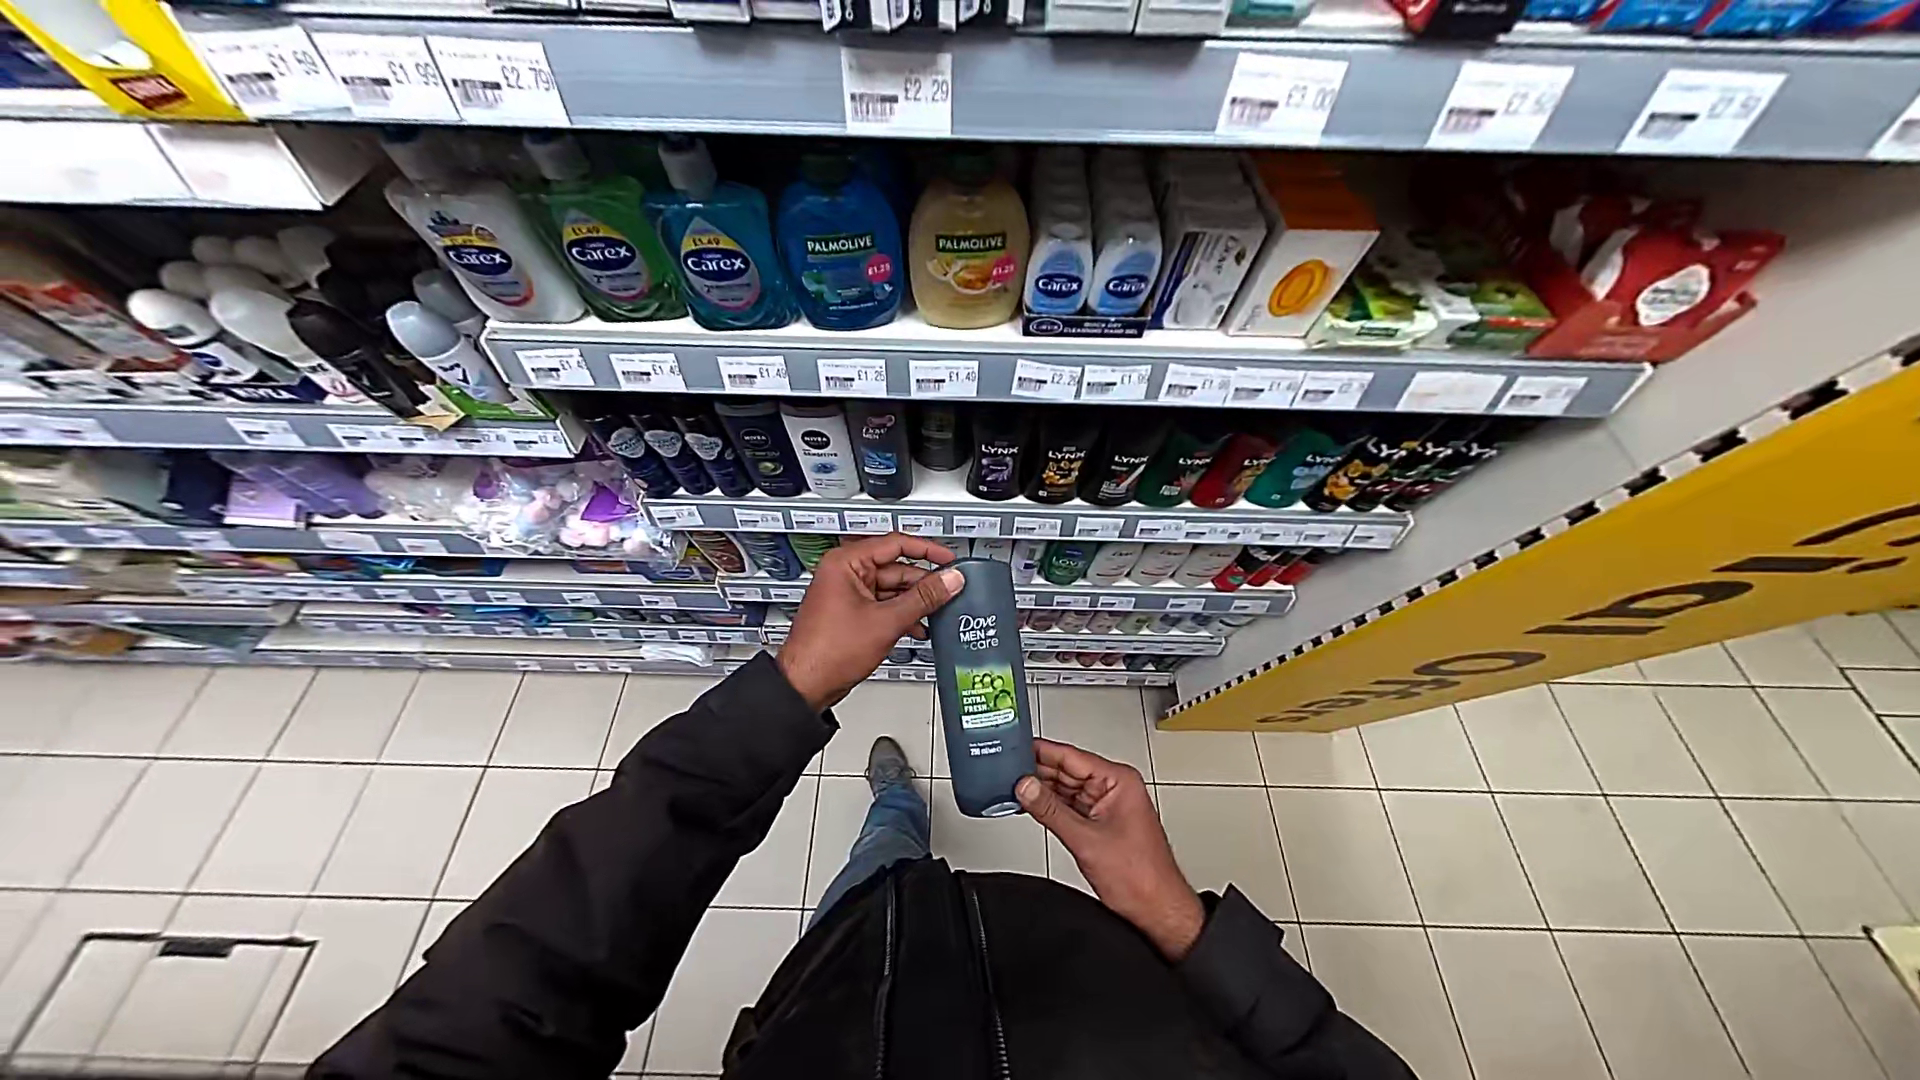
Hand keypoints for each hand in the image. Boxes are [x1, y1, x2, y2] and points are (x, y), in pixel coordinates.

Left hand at [776, 532, 963, 711]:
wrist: (806, 685)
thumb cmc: (827, 652)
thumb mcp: (887, 620)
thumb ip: (923, 597)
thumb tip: (949, 580)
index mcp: (846, 562)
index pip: (895, 543)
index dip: (926, 550)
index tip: (948, 558)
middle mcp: (845, 573)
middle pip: (896, 567)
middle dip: (923, 582)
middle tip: (949, 589)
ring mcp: (849, 593)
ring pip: (893, 588)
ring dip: (915, 601)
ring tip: (937, 610)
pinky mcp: (853, 612)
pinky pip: (884, 604)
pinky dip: (902, 614)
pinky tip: (919, 627)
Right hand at [1016, 738, 1204, 961]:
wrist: (1158, 913)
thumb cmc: (1142, 878)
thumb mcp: (1086, 839)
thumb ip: (1051, 810)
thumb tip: (1026, 786)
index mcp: (1118, 781)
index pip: (1072, 756)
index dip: (1043, 750)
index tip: (1018, 746)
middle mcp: (1113, 788)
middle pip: (1066, 770)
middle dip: (1038, 771)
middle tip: (1008, 770)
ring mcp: (1105, 805)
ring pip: (1065, 788)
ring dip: (1042, 789)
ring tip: (1014, 787)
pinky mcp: (1098, 821)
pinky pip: (1068, 805)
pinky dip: (1050, 806)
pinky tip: (1031, 804)